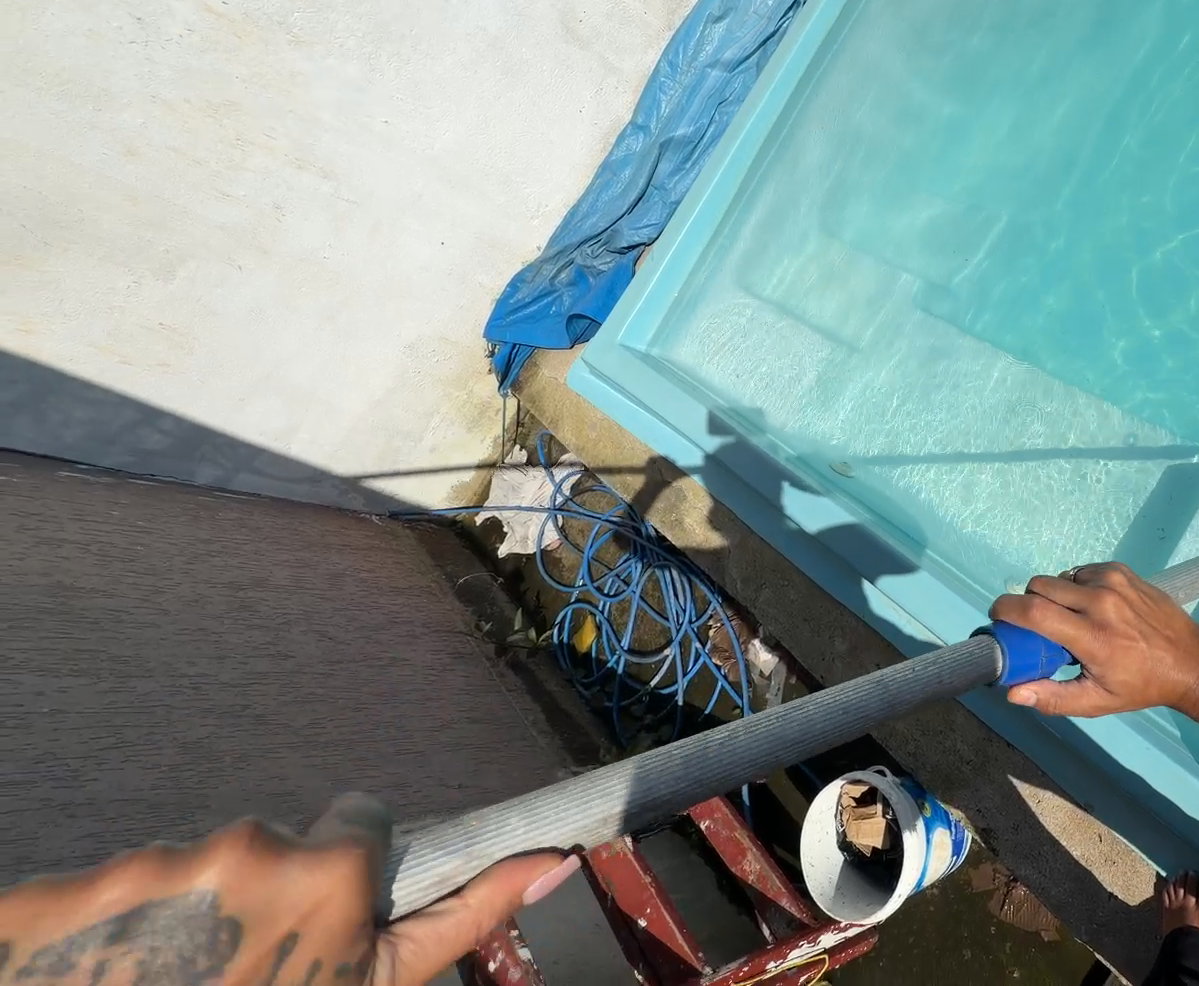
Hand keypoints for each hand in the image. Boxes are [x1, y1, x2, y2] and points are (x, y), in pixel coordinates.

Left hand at [0, 794, 578, 985]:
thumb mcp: (379, 982)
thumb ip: (466, 912)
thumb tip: (559, 860)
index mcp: (328, 867)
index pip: (354, 816)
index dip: (339, 868)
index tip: (313, 919)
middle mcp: (243, 848)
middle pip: (261, 841)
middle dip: (247, 893)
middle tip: (223, 966)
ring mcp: (136, 872)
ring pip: (171, 865)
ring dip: (158, 916)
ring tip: (146, 976)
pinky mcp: (35, 901)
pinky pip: (68, 890)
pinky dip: (69, 932)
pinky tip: (78, 972)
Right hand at [987, 561, 1198, 717]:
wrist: (1189, 659)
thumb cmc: (1139, 685)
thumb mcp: (1096, 701)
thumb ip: (1052, 698)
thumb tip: (1012, 693)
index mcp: (1092, 636)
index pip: (1034, 612)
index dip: (1006, 609)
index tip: (997, 615)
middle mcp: (1100, 602)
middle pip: (1040, 586)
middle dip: (1028, 602)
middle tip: (1036, 624)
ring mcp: (1112, 580)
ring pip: (1060, 577)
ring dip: (1055, 594)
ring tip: (1070, 617)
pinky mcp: (1121, 570)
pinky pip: (1081, 571)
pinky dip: (1077, 585)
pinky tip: (1092, 605)